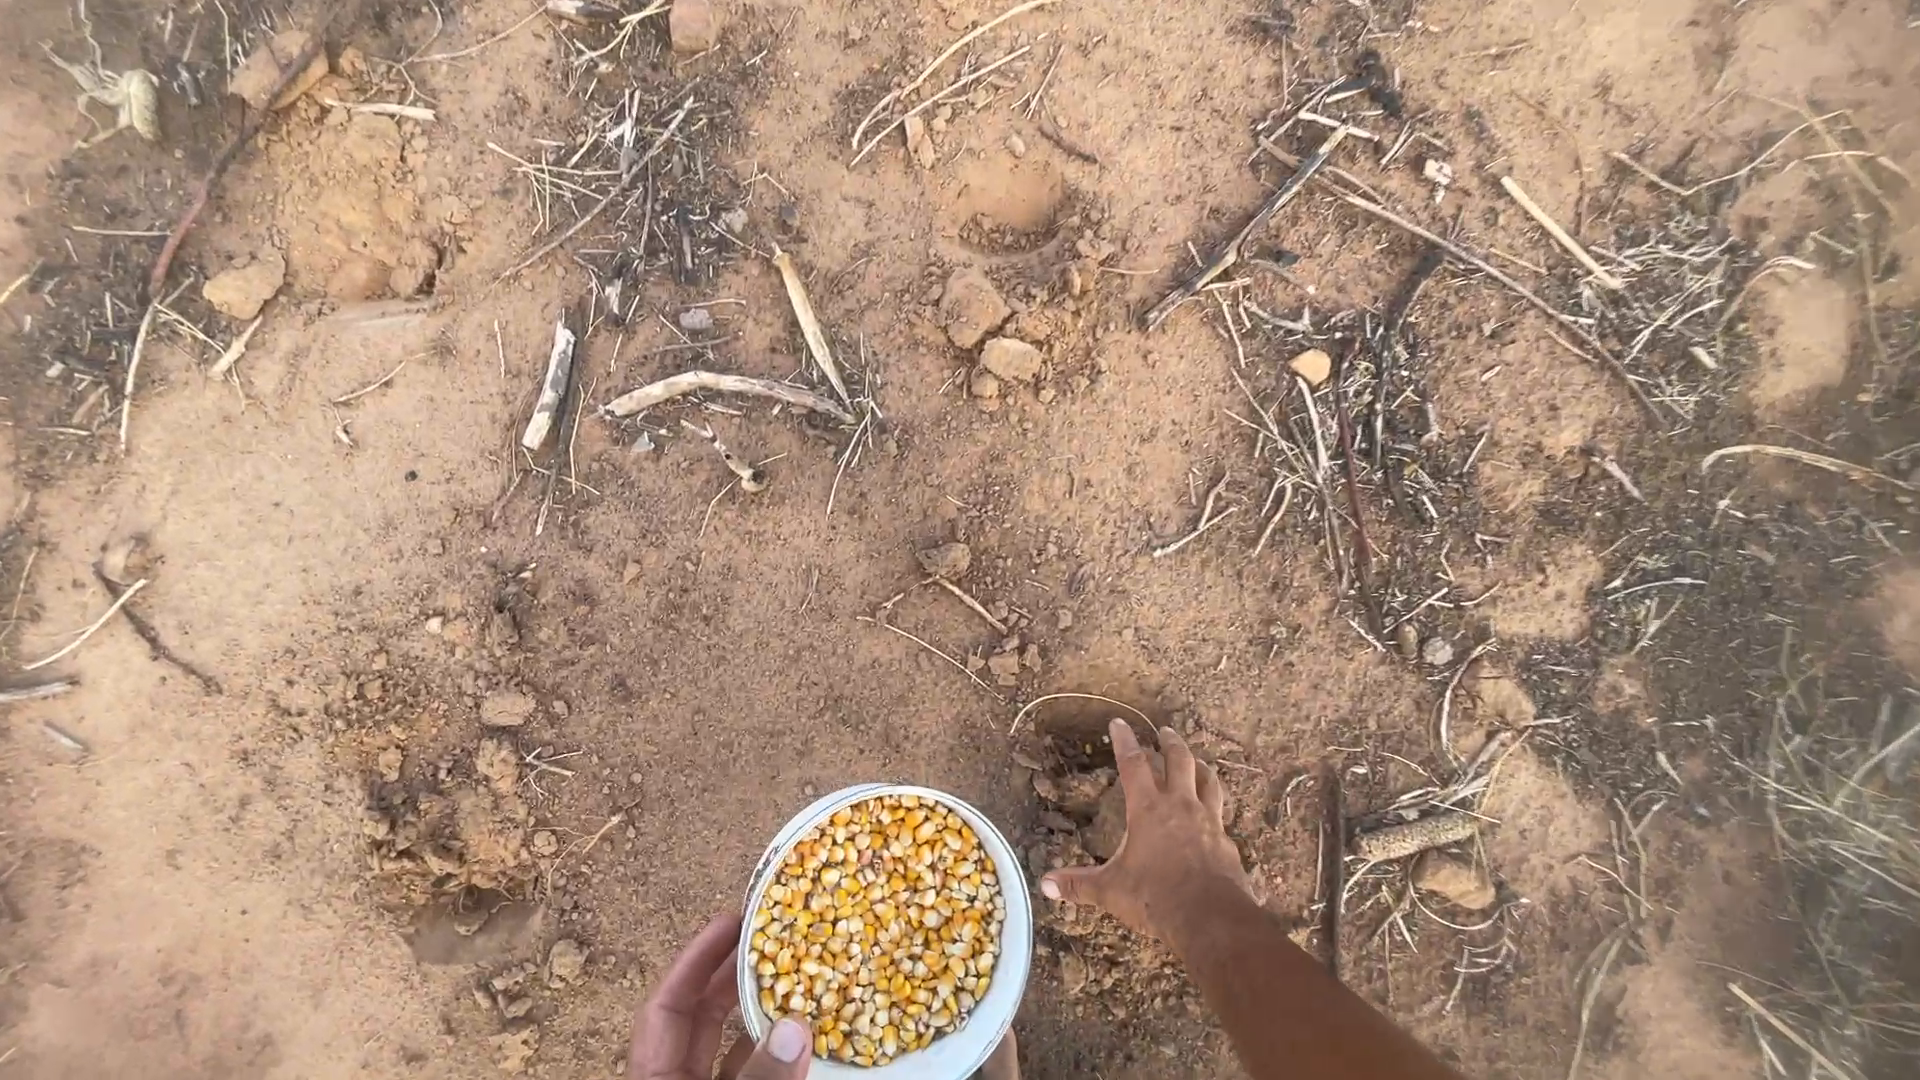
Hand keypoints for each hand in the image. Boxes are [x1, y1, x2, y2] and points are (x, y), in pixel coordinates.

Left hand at [629, 912, 813, 1079]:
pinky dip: (768, 1050)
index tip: (731, 921)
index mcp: (655, 1078)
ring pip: (725, 1044)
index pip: (665, 1005)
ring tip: (791, 972)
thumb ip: (758, 1076)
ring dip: (757, 1009)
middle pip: (698, 1016)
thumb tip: (795, 1025)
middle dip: (731, 973)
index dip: (696, 959)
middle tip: (766, 934)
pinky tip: (799, 1031)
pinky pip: (746, 1071)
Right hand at [1040, 719, 1250, 942]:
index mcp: (1148, 808)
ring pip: (1207, 781)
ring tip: (1197, 760)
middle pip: (1178, 761)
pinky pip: (1221, 816)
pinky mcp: (1226, 843)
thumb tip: (1044, 885)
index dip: (1124, 740)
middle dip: (1170, 743)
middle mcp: (1180, 806)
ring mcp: (1208, 822)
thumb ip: (1079, 885)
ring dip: (1200, 766)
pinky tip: (1214, 816)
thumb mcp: (1111, 890)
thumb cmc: (1155, 897)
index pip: (1133, 763)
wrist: (1212, 919)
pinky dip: (1215, 808)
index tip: (1118, 722)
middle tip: (1164, 730)